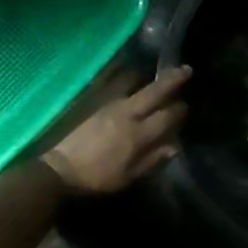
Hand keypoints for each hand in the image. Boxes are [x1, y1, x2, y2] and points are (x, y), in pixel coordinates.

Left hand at [42, 67, 190, 193]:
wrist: (61, 169)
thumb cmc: (97, 177)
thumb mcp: (127, 177)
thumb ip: (152, 160)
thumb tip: (175, 146)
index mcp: (138, 134)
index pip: (167, 116)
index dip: (179, 110)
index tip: (186, 107)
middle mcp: (128, 114)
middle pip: (155, 91)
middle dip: (173, 79)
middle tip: (187, 69)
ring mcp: (112, 104)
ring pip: (137, 83)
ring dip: (151, 77)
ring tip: (161, 72)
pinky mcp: (99, 102)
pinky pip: (120, 85)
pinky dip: (131, 79)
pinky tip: (134, 77)